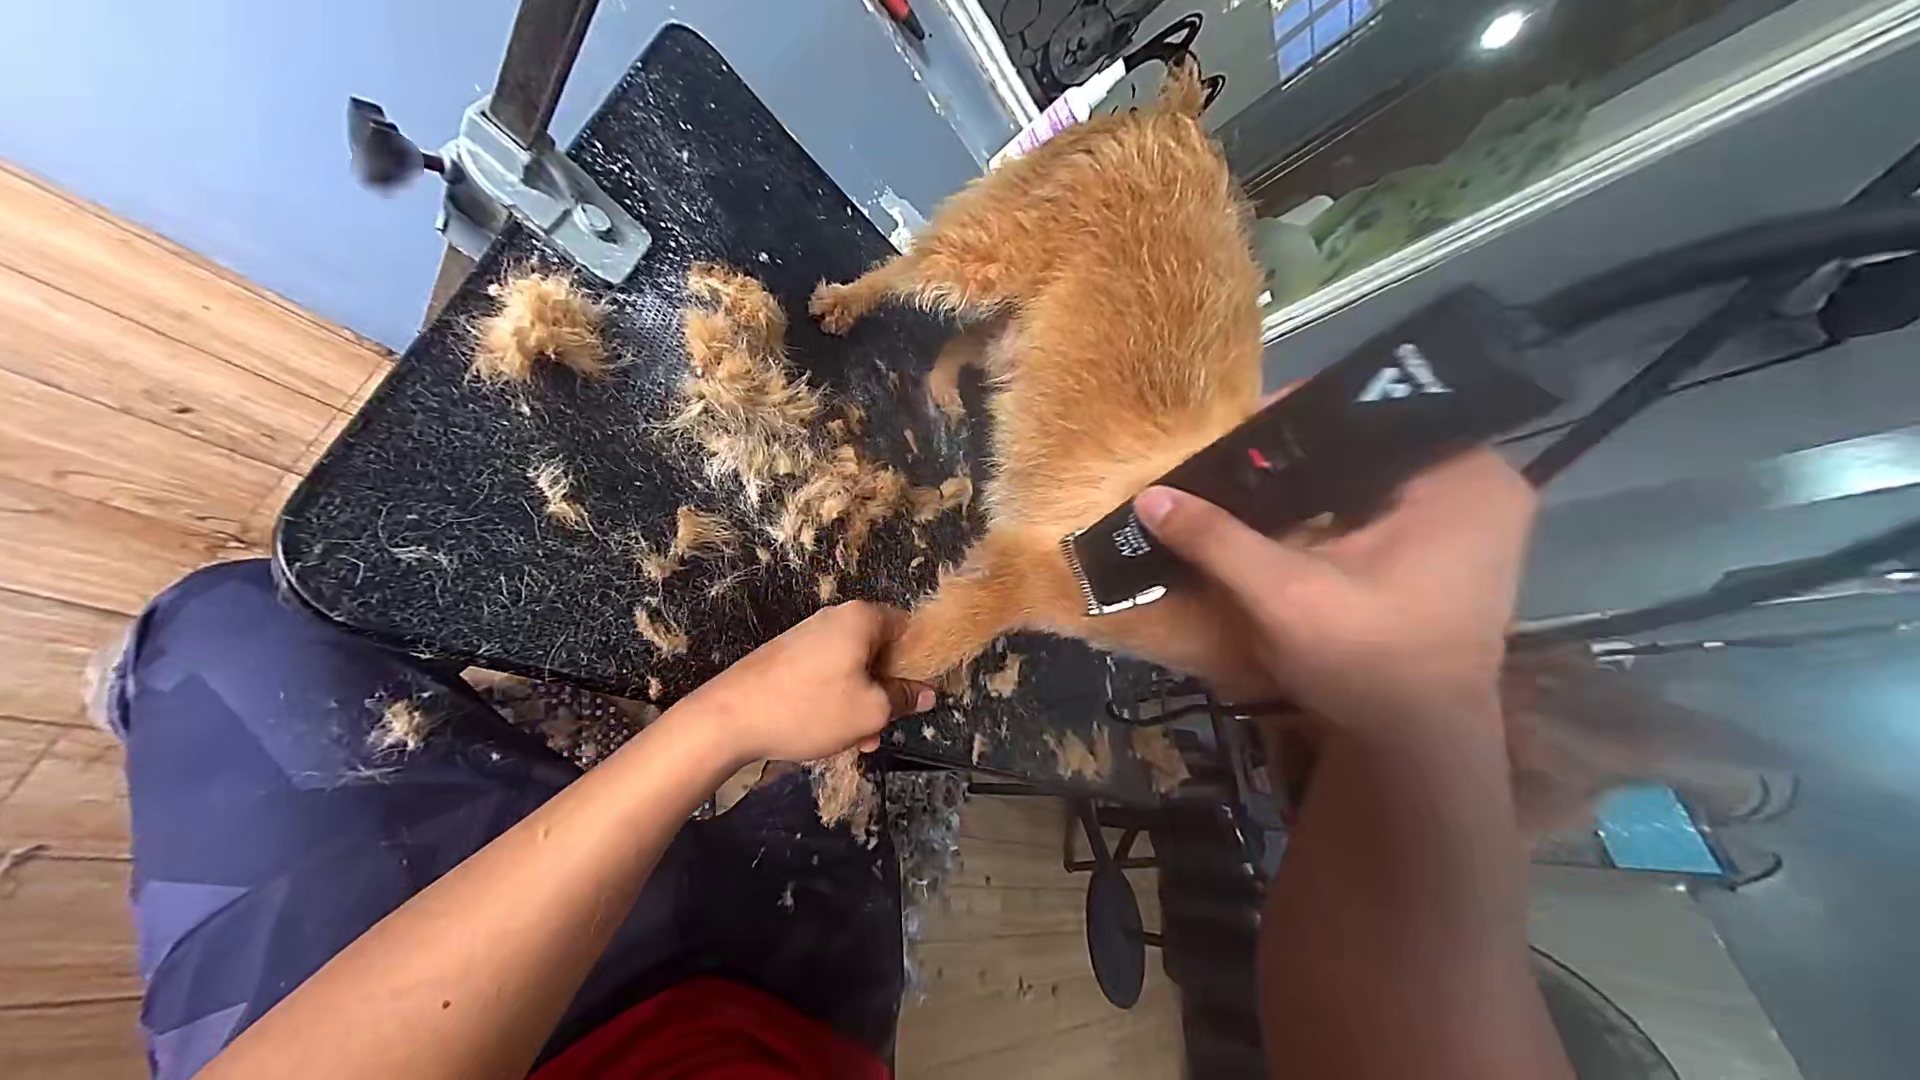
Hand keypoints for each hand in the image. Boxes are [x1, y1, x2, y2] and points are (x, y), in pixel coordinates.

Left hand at [667, 601, 936, 763]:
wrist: (727, 718)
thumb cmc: (810, 708)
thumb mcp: (870, 710)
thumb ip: (904, 699)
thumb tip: (928, 693)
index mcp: (861, 618)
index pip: (909, 627)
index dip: (920, 661)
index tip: (920, 693)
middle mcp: (836, 618)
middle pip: (880, 650)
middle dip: (887, 690)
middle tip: (886, 726)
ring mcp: (808, 636)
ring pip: (853, 667)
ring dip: (862, 701)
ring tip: (858, 742)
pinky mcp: (788, 656)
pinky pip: (828, 673)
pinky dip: (837, 699)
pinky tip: (831, 733)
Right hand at [1134, 449, 1534, 736]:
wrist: (1416, 745)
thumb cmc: (1368, 663)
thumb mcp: (1283, 595)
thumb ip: (1217, 539)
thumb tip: (1150, 496)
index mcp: (1461, 479)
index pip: (1369, 412)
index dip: (1295, 417)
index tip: (1237, 434)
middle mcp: (1475, 485)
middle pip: (1365, 441)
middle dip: (1292, 454)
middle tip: (1230, 460)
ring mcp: (1461, 518)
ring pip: (1363, 472)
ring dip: (1303, 481)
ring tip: (1243, 482)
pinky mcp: (1438, 547)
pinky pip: (1368, 502)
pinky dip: (1321, 507)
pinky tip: (1276, 517)